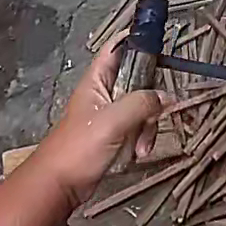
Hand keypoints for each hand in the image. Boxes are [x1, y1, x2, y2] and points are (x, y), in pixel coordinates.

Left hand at [29, 37, 166, 207]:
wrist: (59, 186)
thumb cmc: (78, 148)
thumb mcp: (113, 121)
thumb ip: (141, 103)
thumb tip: (166, 96)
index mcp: (98, 79)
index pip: (118, 47)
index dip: (136, 40)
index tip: (160, 43)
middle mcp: (106, 91)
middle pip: (139, 79)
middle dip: (151, 97)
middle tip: (154, 112)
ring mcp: (111, 113)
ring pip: (143, 105)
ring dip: (148, 125)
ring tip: (141, 145)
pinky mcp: (117, 133)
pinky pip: (139, 127)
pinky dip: (143, 138)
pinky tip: (139, 153)